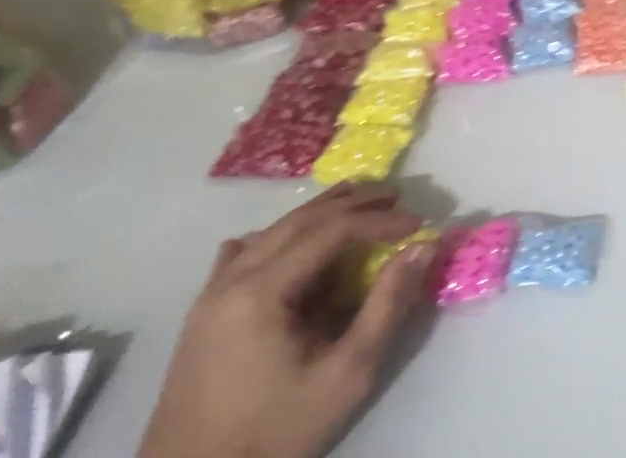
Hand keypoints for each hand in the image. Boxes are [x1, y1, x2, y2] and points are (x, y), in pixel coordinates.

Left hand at [138, 184, 435, 457]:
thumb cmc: (276, 428)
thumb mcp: (348, 372)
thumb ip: (388, 305)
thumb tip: (423, 247)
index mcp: (262, 292)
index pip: (331, 232)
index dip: (379, 221)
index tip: (419, 225)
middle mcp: (230, 282)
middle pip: (299, 222)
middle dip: (352, 204)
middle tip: (396, 198)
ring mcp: (209, 297)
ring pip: (270, 234)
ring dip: (317, 214)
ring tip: (357, 202)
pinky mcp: (202, 316)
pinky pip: (239, 257)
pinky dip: (274, 237)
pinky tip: (280, 240)